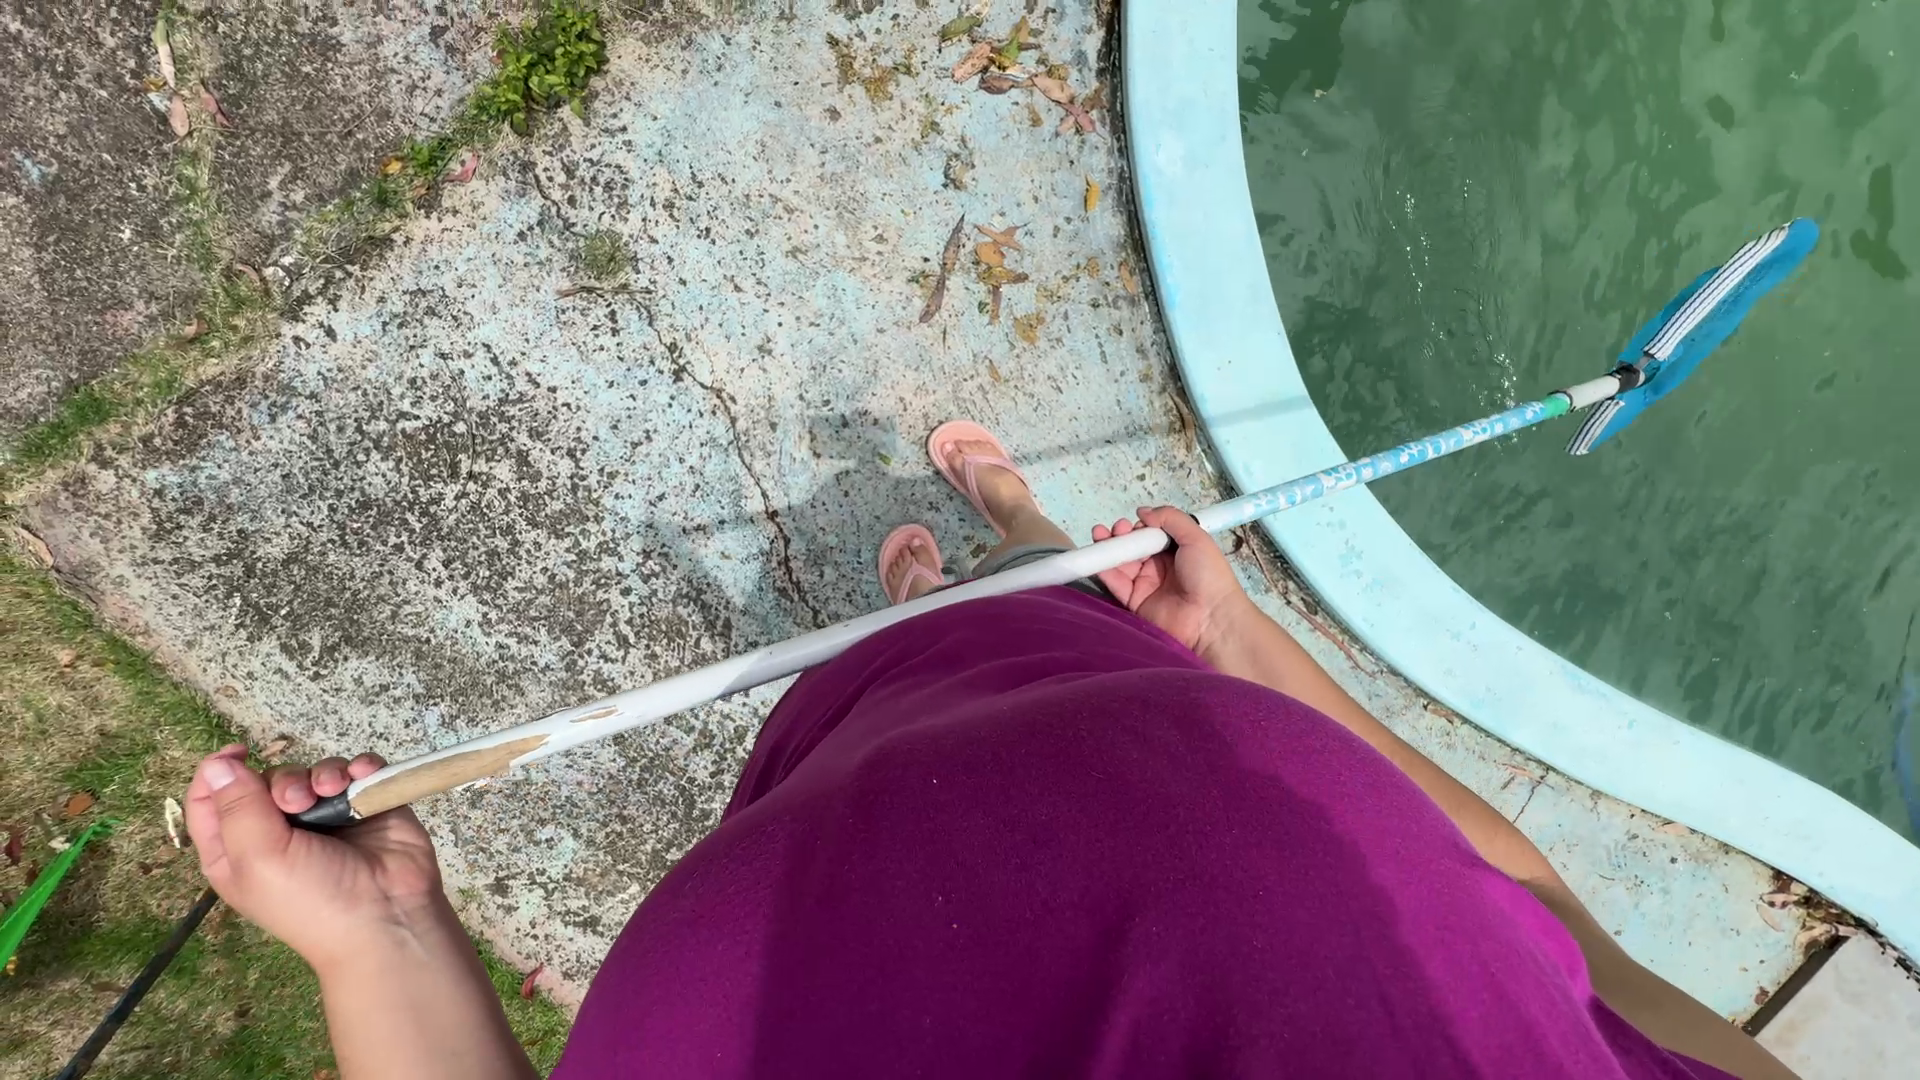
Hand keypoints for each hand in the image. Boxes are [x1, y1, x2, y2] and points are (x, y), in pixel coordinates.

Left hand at [184, 744, 444, 975]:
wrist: (385, 909)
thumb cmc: (310, 895)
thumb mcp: (259, 858)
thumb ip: (238, 808)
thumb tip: (216, 763)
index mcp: (239, 848)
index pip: (213, 800)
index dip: (219, 772)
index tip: (239, 752)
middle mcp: (282, 828)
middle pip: (272, 779)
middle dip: (287, 780)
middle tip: (301, 802)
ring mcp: (330, 815)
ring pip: (318, 771)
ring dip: (327, 772)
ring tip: (339, 790)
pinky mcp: (370, 804)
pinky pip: (362, 770)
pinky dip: (364, 767)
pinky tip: (367, 777)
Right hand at [1092, 505, 1254, 653]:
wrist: (1210, 619)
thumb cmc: (1207, 574)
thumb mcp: (1196, 537)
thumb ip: (1170, 518)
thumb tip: (1142, 511)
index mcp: (1177, 550)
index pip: (1151, 533)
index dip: (1140, 526)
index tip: (1134, 523)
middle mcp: (1159, 565)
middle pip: (1133, 546)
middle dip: (1121, 534)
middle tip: (1117, 529)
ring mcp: (1145, 584)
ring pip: (1121, 562)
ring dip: (1109, 547)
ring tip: (1100, 534)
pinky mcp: (1134, 601)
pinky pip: (1115, 582)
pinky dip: (1103, 569)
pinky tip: (1096, 554)